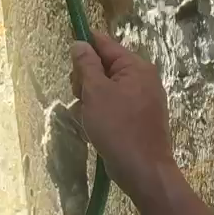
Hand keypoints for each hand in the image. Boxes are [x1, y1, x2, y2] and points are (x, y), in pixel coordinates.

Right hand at [70, 30, 178, 207]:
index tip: (69, 62)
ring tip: (87, 115)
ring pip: (106, 86)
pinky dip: (101, 110)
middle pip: (104, 65)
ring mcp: (142, 98)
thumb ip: (86, 64)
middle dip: (86, 78)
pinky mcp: (139, 117)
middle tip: (80, 96)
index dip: (84, 48)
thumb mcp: (96, 92)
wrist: (144, 171)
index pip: (105, 44)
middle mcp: (142, 78)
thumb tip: (80, 43)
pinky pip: (114, 103)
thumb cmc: (118, 127)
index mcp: (135, 67)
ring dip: (91, 97)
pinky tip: (94, 125)